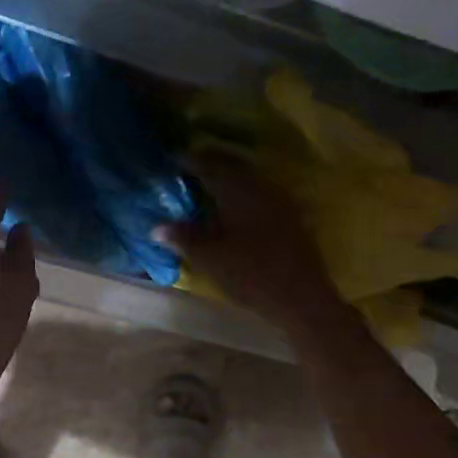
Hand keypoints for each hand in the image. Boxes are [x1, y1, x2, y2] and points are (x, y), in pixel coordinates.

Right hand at [159, 154, 342, 332]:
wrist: (301, 298)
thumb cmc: (250, 275)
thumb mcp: (209, 258)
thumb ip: (183, 238)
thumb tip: (156, 227)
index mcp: (238, 192)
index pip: (210, 167)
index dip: (191, 162)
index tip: (174, 160)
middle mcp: (260, 188)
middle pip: (232, 167)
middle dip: (211, 164)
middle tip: (190, 168)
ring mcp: (279, 202)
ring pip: (248, 179)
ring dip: (229, 178)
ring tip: (208, 186)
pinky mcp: (290, 217)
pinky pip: (260, 194)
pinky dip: (242, 193)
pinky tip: (233, 207)